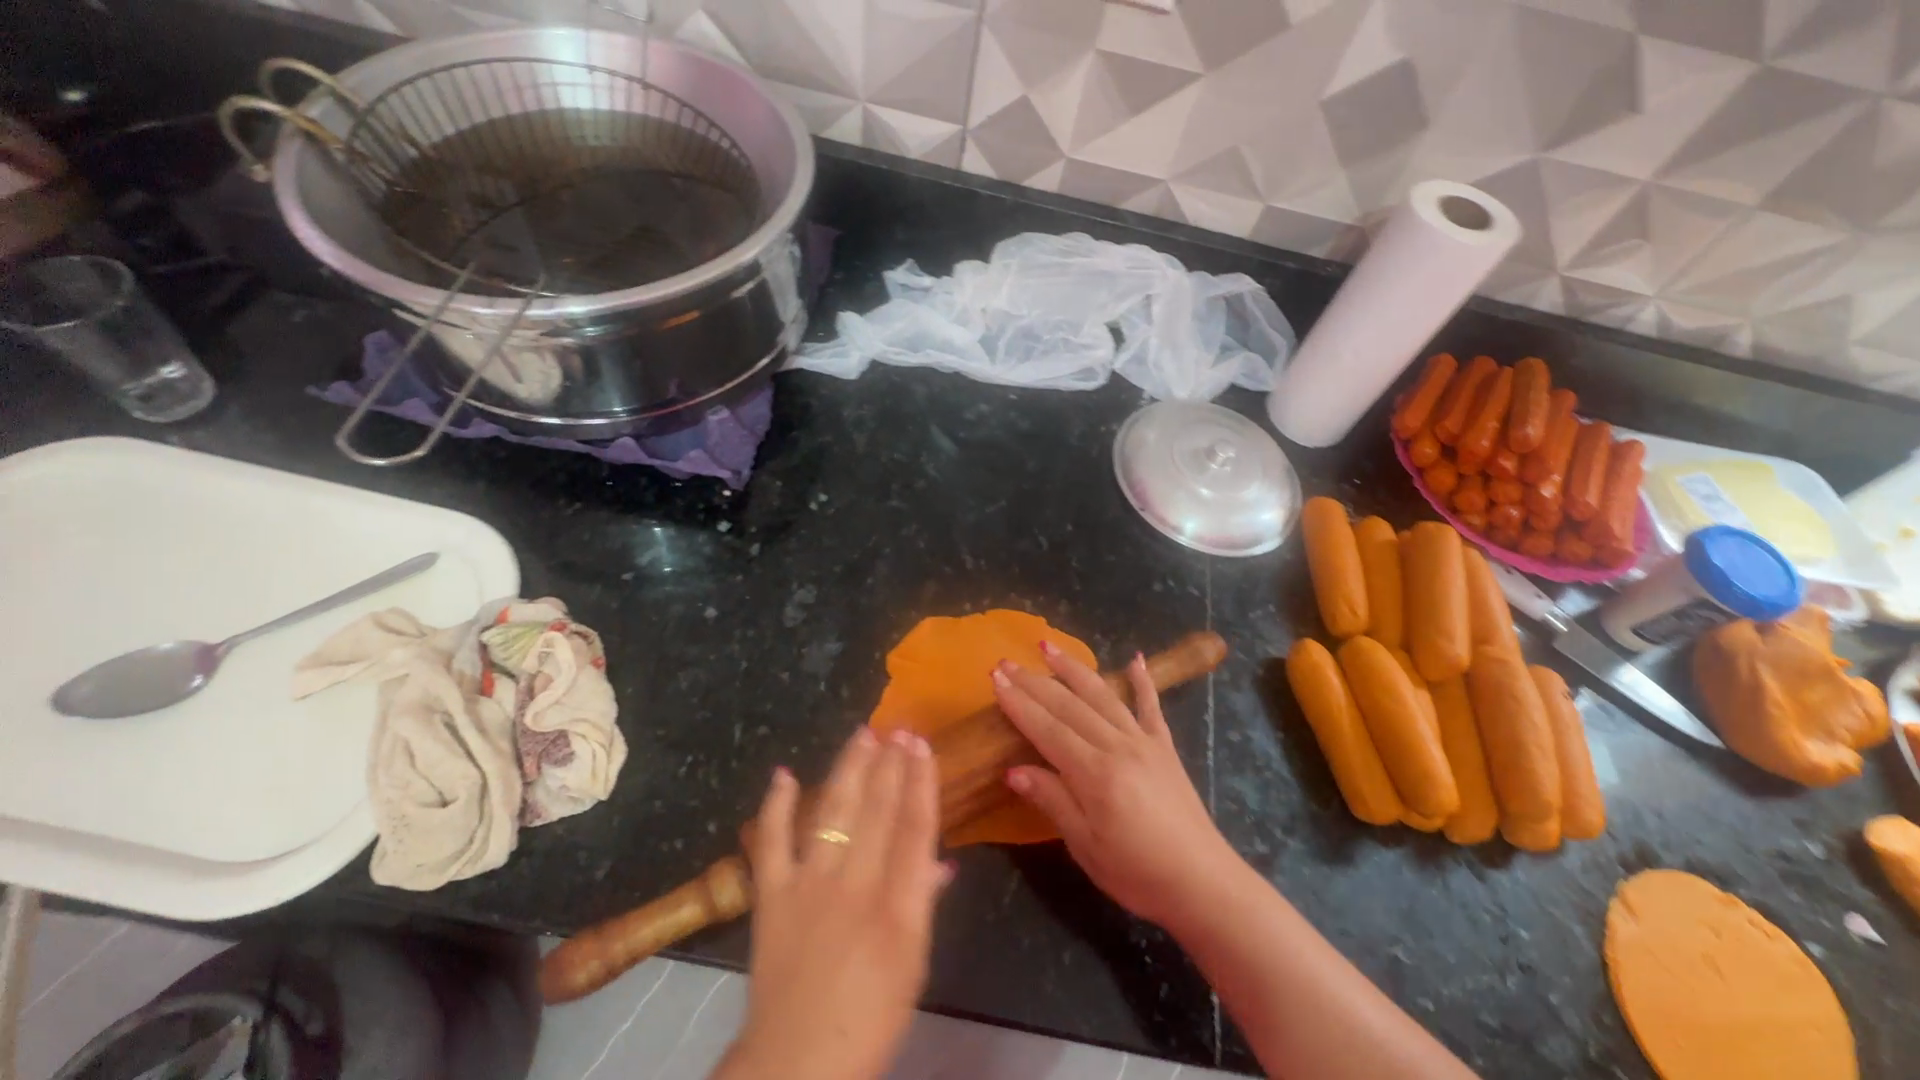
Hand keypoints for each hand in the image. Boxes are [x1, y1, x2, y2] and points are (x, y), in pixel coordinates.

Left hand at [716, 728, 948, 1079]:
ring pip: (833, 813)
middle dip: (889, 764)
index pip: (913, 829)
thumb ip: (922, 904)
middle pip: (876, 811)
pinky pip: (771, 841)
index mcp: (898, 906)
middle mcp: (856, 885)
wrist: (799, 1058)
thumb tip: (938, 857)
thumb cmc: (870, 1016)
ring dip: (847, 769)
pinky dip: (775, 805)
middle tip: (898, 727)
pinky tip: (783, 774)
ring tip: (862, 735)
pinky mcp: (771, 895)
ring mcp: (809, 886)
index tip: (923, 747)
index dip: (920, 783)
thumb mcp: (913, 964)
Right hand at [993, 643, 1241, 928]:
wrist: (1203, 883)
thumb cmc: (1137, 873)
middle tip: (1006, 662)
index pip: (1047, 729)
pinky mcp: (1166, 749)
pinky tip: (1136, 659)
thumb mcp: (1085, 846)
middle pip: (1070, 706)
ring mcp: (1145, 743)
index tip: (995, 679)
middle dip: (1035, 682)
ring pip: (1104, 696)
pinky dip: (1143, 681)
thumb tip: (1013, 770)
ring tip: (1049, 648)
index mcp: (1094, 773)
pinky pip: (1151, 707)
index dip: (1019, 703)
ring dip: (1075, 669)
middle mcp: (1119, 747)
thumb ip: (1052, 801)